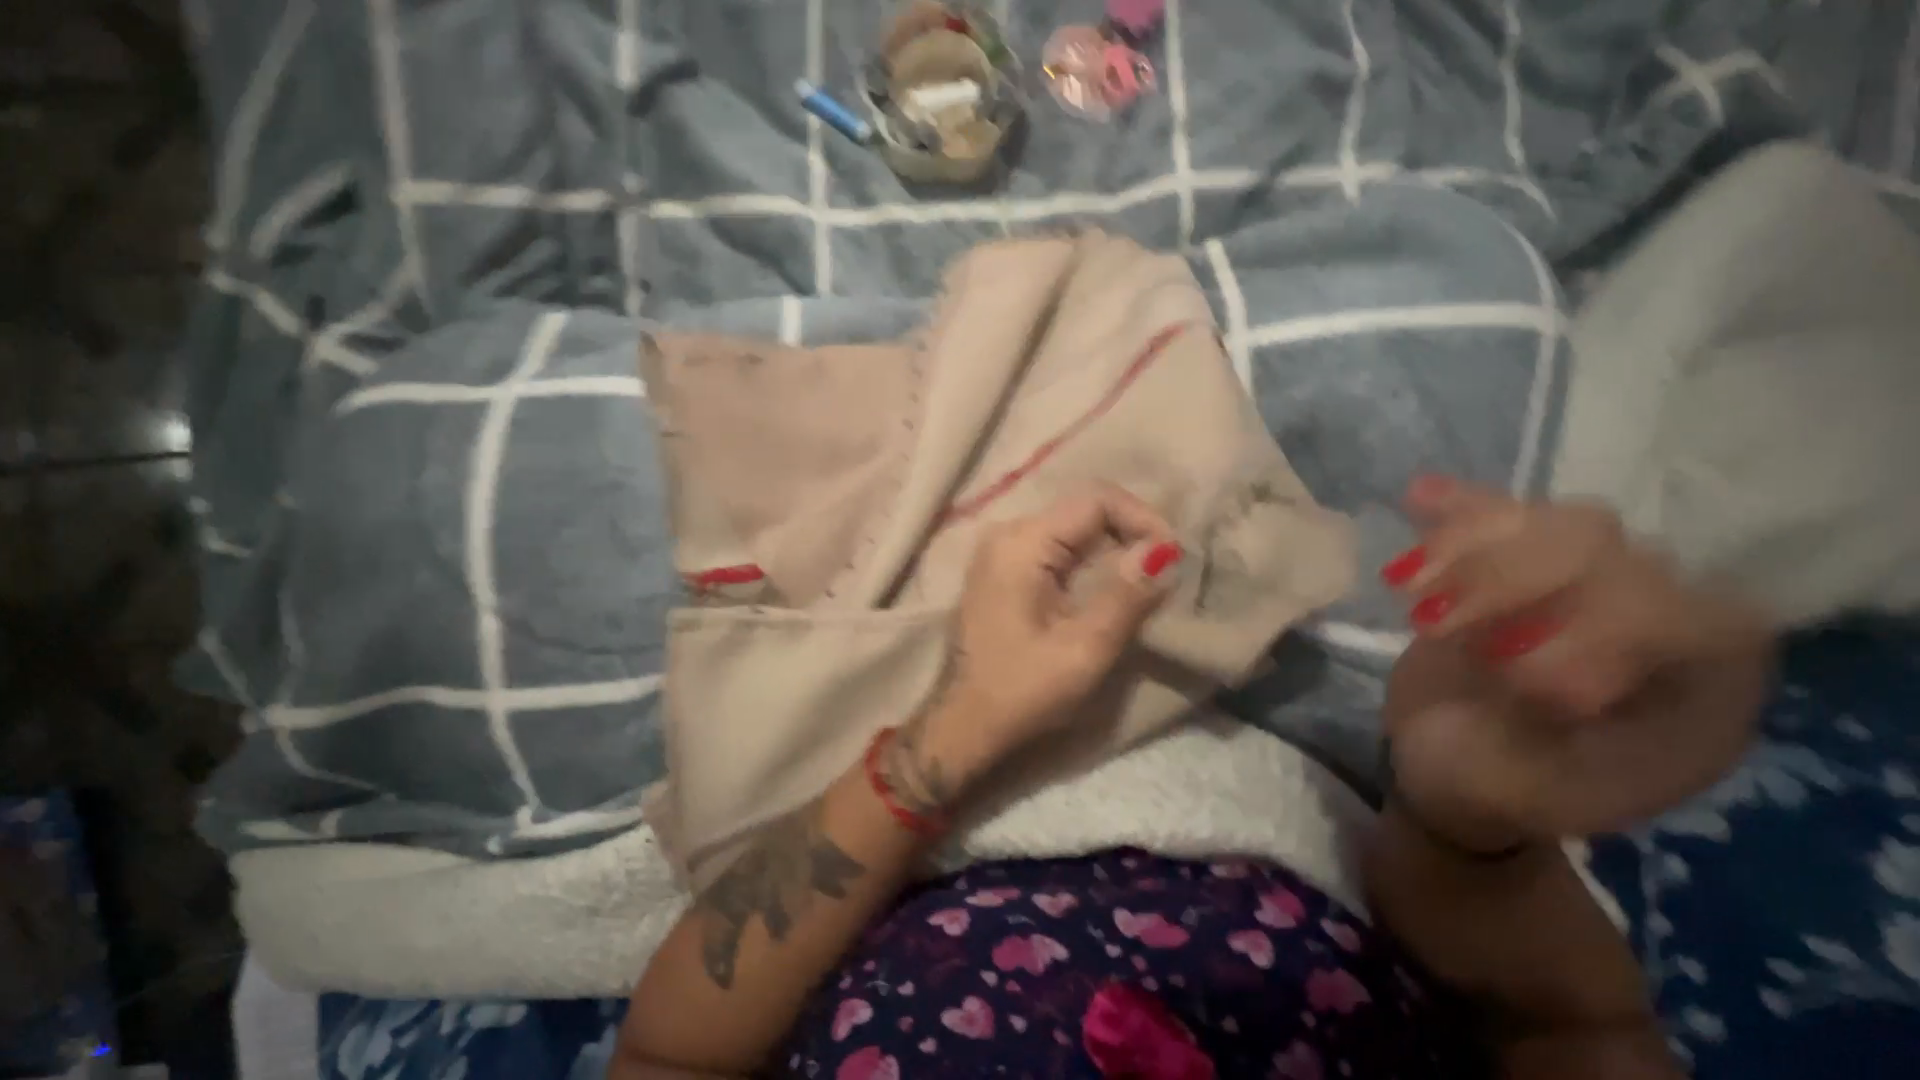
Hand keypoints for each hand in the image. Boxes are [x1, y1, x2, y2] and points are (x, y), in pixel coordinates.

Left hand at [927, 486, 1182, 767]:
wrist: (966, 724)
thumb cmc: (1023, 691)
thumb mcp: (1085, 649)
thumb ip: (1126, 596)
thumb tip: (1165, 553)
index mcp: (1021, 543)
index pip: (1095, 499)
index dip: (1142, 517)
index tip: (1172, 555)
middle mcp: (1007, 534)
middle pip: (1083, 508)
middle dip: (1131, 531)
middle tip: (1166, 569)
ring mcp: (1001, 551)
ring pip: (1073, 528)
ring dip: (1113, 547)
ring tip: (1147, 580)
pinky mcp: (1003, 571)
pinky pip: (1056, 549)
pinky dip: (1090, 561)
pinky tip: (1112, 589)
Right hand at [1380, 476, 1770, 845]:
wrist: (1446, 768)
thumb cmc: (1497, 792)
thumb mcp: (1529, 787)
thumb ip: (1549, 731)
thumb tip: (1530, 665)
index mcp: (1696, 689)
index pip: (1696, 619)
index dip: (1611, 629)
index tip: (1518, 676)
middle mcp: (1659, 623)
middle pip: (1619, 557)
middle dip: (1517, 580)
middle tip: (1432, 628)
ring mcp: (1591, 586)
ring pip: (1560, 527)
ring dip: (1477, 547)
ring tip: (1410, 591)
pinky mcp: (1526, 567)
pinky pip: (1506, 521)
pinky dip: (1461, 508)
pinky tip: (1417, 498)